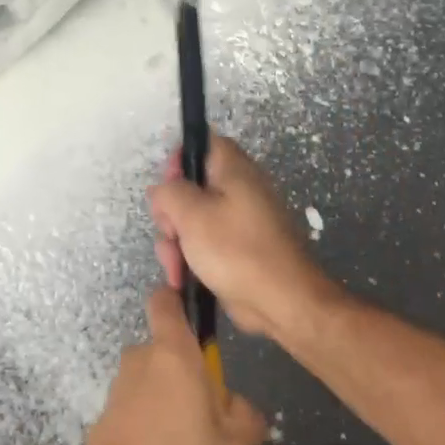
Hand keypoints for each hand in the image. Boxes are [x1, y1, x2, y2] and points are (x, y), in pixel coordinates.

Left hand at [62, 289, 267, 444]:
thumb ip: (246, 416)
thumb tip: (237, 405)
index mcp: (172, 352)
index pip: (165, 300)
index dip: (178, 299)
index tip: (196, 315)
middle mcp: (140, 358)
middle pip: (169, 349)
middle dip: (189, 374)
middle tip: (212, 416)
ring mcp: (118, 386)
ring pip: (154, 381)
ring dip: (171, 402)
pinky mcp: (106, 414)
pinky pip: (139, 407)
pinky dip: (153, 423)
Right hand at [147, 134, 337, 338]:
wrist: (281, 301)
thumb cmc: (236, 250)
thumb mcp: (192, 214)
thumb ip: (169, 192)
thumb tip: (163, 190)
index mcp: (234, 170)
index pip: (204, 143)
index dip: (179, 159)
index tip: (166, 185)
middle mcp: (239, 190)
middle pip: (191, 186)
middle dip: (170, 212)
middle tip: (170, 230)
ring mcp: (239, 222)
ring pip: (192, 220)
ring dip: (176, 241)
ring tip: (176, 266)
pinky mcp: (237, 250)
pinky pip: (204, 244)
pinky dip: (191, 258)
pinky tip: (183, 278)